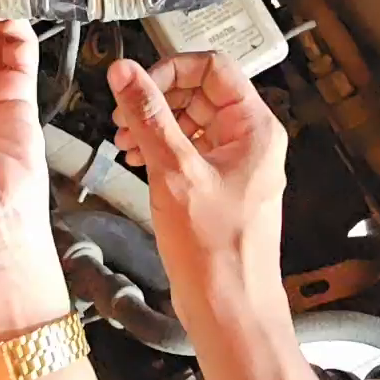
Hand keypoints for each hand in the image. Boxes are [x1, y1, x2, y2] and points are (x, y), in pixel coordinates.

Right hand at [107, 53, 287, 308]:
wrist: (229, 311)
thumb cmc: (217, 253)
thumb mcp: (173, 172)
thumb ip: (148, 115)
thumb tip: (126, 73)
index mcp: (255, 128)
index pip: (212, 68)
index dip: (171, 69)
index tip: (137, 84)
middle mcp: (250, 141)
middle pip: (199, 91)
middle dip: (157, 98)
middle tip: (124, 114)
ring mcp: (234, 164)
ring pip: (190, 119)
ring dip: (154, 123)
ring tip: (125, 138)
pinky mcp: (218, 185)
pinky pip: (188, 148)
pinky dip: (160, 147)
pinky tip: (137, 158)